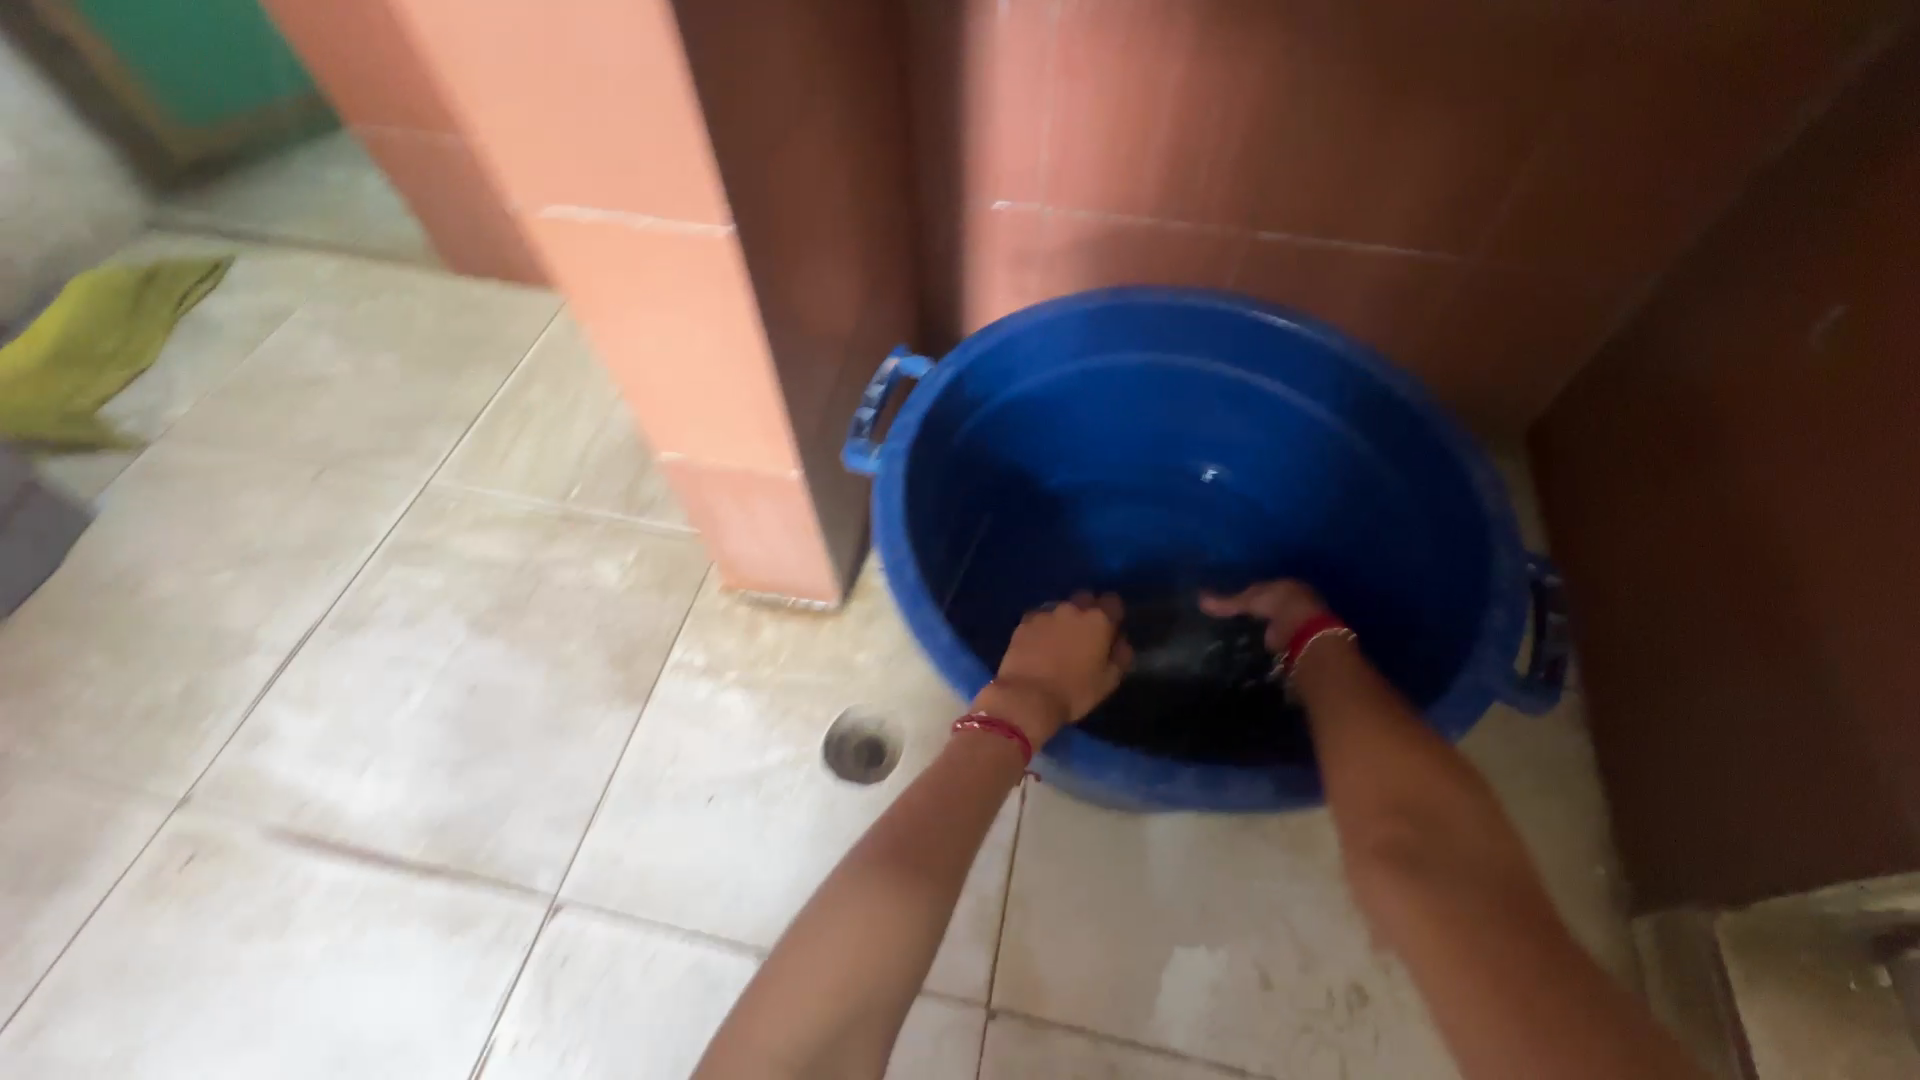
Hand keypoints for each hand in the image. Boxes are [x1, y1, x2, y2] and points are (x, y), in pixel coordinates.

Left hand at [973, 592, 1130, 745]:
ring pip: (1060, 607)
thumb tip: (1121, 641)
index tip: (1110, 629)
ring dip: (1063, 618)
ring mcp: (1046, 613)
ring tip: (1058, 640)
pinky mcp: (1024, 622)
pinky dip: (1042, 626)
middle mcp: (1073, 609)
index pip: (1112, 601)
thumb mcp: (1108, 681)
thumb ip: (1120, 655)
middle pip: (1085, 598)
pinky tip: (1038, 643)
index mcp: (1098, 620)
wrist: (1028, 697)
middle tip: (1084, 634)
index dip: (1112, 614)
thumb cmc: (1074, 692)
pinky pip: (1039, 617)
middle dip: (1087, 610)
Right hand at [1199, 579, 1329, 652]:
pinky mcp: (1298, 638)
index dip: (1246, 595)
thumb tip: (1199, 600)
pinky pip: (1278, 639)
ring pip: (1275, 623)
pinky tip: (1254, 647)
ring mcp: (1299, 620)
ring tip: (1240, 636)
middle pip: (1270, 606)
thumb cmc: (1278, 603)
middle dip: (1255, 613)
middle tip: (1233, 621)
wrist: (1304, 628)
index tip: (1231, 604)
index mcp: (1284, 585)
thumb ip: (1226, 603)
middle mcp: (1294, 600)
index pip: (1262, 588)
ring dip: (1262, 629)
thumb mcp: (1248, 600)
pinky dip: (1267, 643)